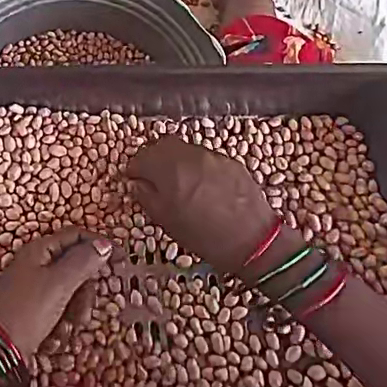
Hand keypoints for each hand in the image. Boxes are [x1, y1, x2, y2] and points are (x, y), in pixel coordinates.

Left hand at [0, 229, 113, 354]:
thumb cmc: (24, 312)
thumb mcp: (58, 284)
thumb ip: (83, 262)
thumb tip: (105, 244)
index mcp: (40, 251)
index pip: (76, 237)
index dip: (100, 245)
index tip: (123, 261)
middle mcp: (36, 267)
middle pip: (76, 270)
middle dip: (83, 295)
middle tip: (80, 314)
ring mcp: (33, 292)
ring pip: (70, 297)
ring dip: (72, 316)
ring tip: (62, 332)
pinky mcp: (31, 316)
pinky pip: (57, 316)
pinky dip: (58, 329)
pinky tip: (50, 342)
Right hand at [125, 136, 280, 274]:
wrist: (253, 240)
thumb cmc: (202, 235)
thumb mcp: (165, 220)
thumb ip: (146, 197)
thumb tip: (137, 184)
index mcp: (168, 169)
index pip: (141, 158)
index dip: (134, 169)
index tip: (133, 179)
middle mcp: (189, 156)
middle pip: (163, 146)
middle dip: (153, 158)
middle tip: (152, 177)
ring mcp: (212, 157)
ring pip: (185, 150)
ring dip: (176, 161)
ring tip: (178, 183)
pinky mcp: (231, 162)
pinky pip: (205, 159)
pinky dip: (197, 167)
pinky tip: (202, 187)